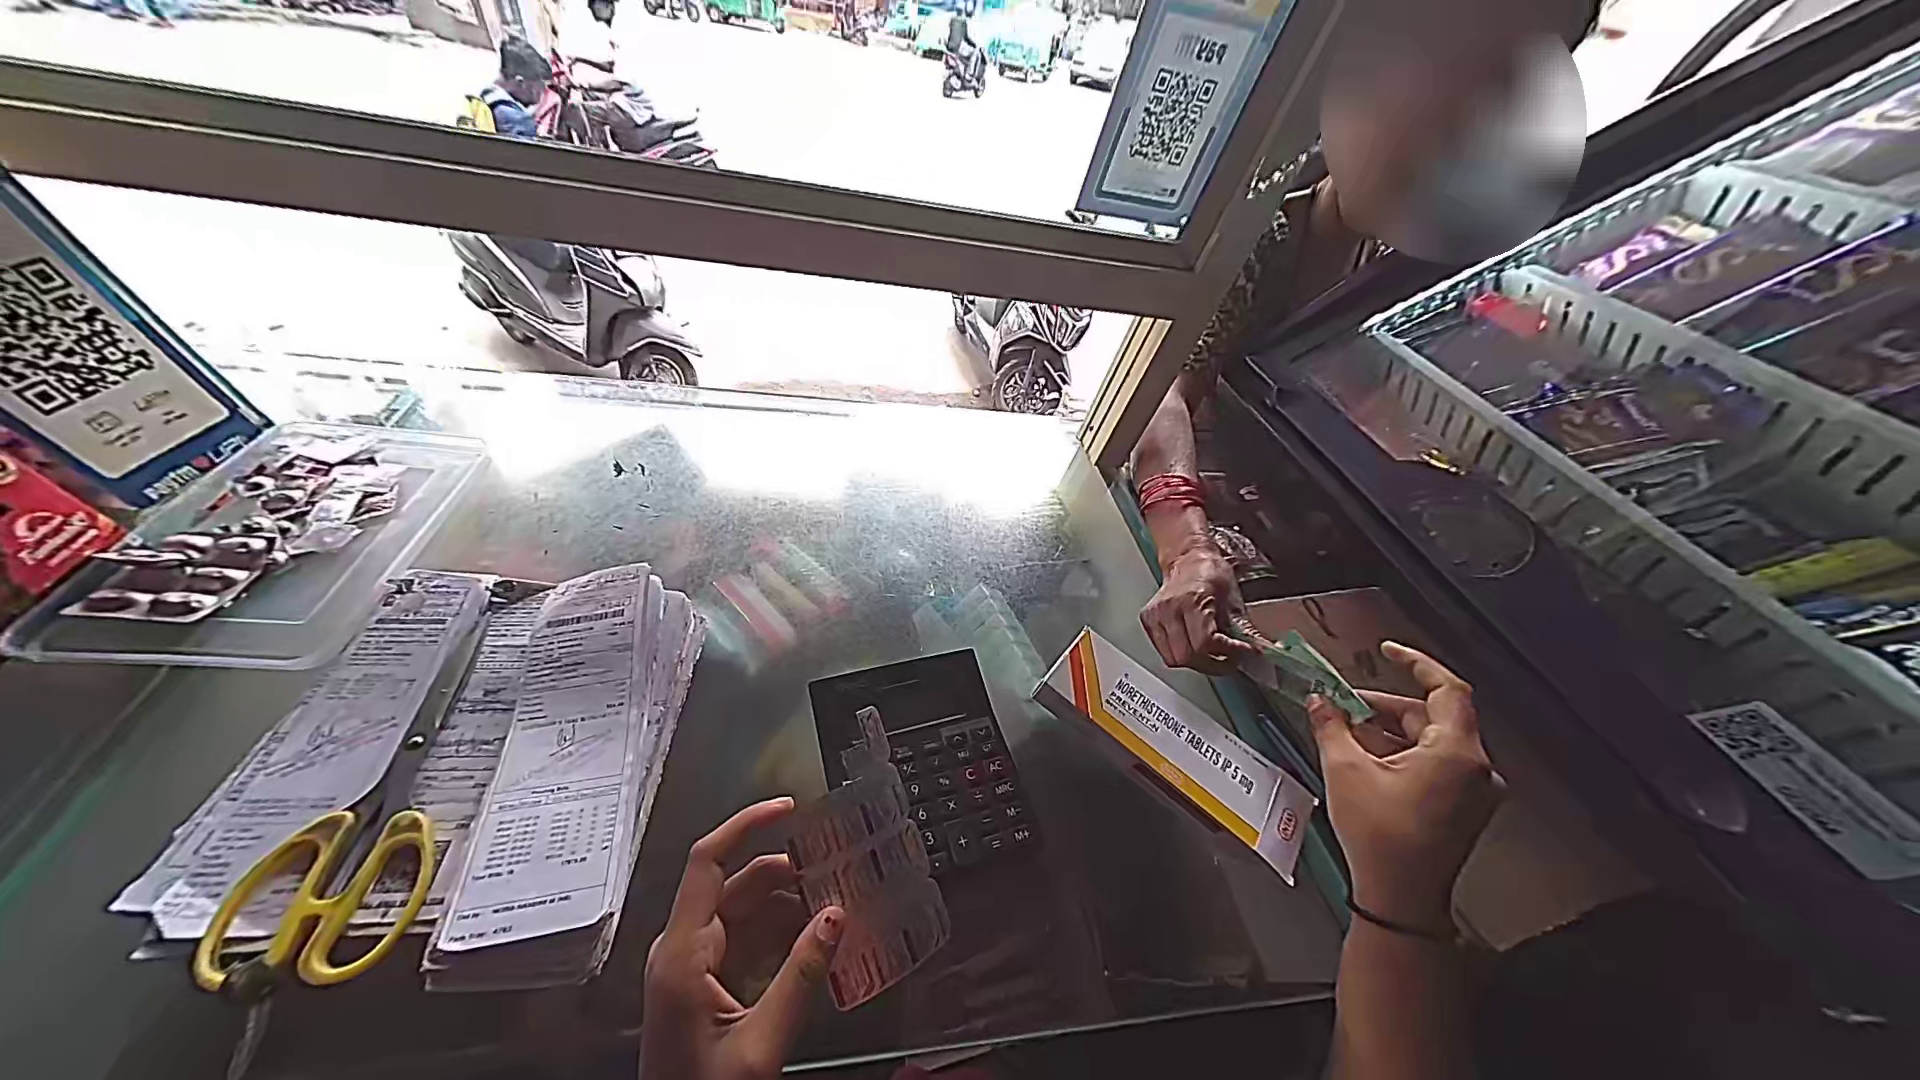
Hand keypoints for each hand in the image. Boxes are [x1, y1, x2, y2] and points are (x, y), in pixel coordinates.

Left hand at [641, 797, 843, 1079]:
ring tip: (835, 905)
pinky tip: (817, 937)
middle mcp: (685, 946)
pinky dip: (786, 930)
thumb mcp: (757, 1045)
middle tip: (836, 871)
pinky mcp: (711, 977)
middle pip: (741, 883)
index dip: (746, 824)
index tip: (787, 808)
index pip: (708, 861)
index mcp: (682, 953)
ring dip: (793, 904)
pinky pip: (753, 935)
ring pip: (751, 908)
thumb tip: (835, 916)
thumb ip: (800, 978)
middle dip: (790, 874)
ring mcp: (697, 961)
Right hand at [1140, 545, 1255, 673]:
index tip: (1242, 652)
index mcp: (1191, 599)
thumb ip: (1243, 629)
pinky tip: (1194, 647)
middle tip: (1228, 660)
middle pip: (1187, 655)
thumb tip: (1257, 651)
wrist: (1188, 559)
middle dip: (1211, 664)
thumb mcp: (1234, 599)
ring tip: (1212, 655)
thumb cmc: (1211, 574)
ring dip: (1196, 663)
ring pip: (1173, 658)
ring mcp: (1155, 615)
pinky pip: (1164, 651)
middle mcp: (1169, 608)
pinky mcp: (1149, 620)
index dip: (1226, 653)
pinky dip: (1181, 655)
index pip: (1204, 642)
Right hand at [1307, 642, 1500, 932]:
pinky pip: (1432, 761)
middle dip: (1381, 706)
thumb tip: (1318, 700)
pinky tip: (1362, 756)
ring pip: (1428, 739)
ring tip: (1343, 730)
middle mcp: (1474, 768)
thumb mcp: (1345, 768)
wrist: (1401, 896)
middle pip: (1429, 715)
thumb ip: (1331, 725)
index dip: (1415, 662)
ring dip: (1385, 730)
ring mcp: (1472, 789)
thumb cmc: (1380, 835)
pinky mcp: (1463, 805)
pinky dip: (1398, 751)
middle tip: (1340, 703)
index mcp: (1456, 753)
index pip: (1447, 689)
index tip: (1387, 649)